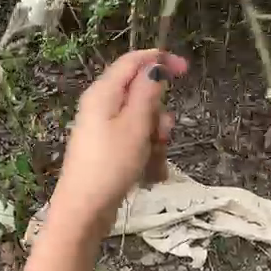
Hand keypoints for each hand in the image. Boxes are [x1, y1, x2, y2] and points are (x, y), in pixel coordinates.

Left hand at [51, 49, 186, 234]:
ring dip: (156, 140)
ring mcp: (104, 131)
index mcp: (103, 93)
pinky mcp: (109, 152)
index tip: (186, 70)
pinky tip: (150, 175)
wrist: (84, 210)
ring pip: (143, 123)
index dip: (160, 60)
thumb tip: (155, 67)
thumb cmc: (111, 165)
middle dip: (158, 115)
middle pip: (141, 95)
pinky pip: (136, 144)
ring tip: (153, 161)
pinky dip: (147, 156)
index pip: (133, 61)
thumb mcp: (135, 124)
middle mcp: (101, 107)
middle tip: (161, 134)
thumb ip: (147, 92)